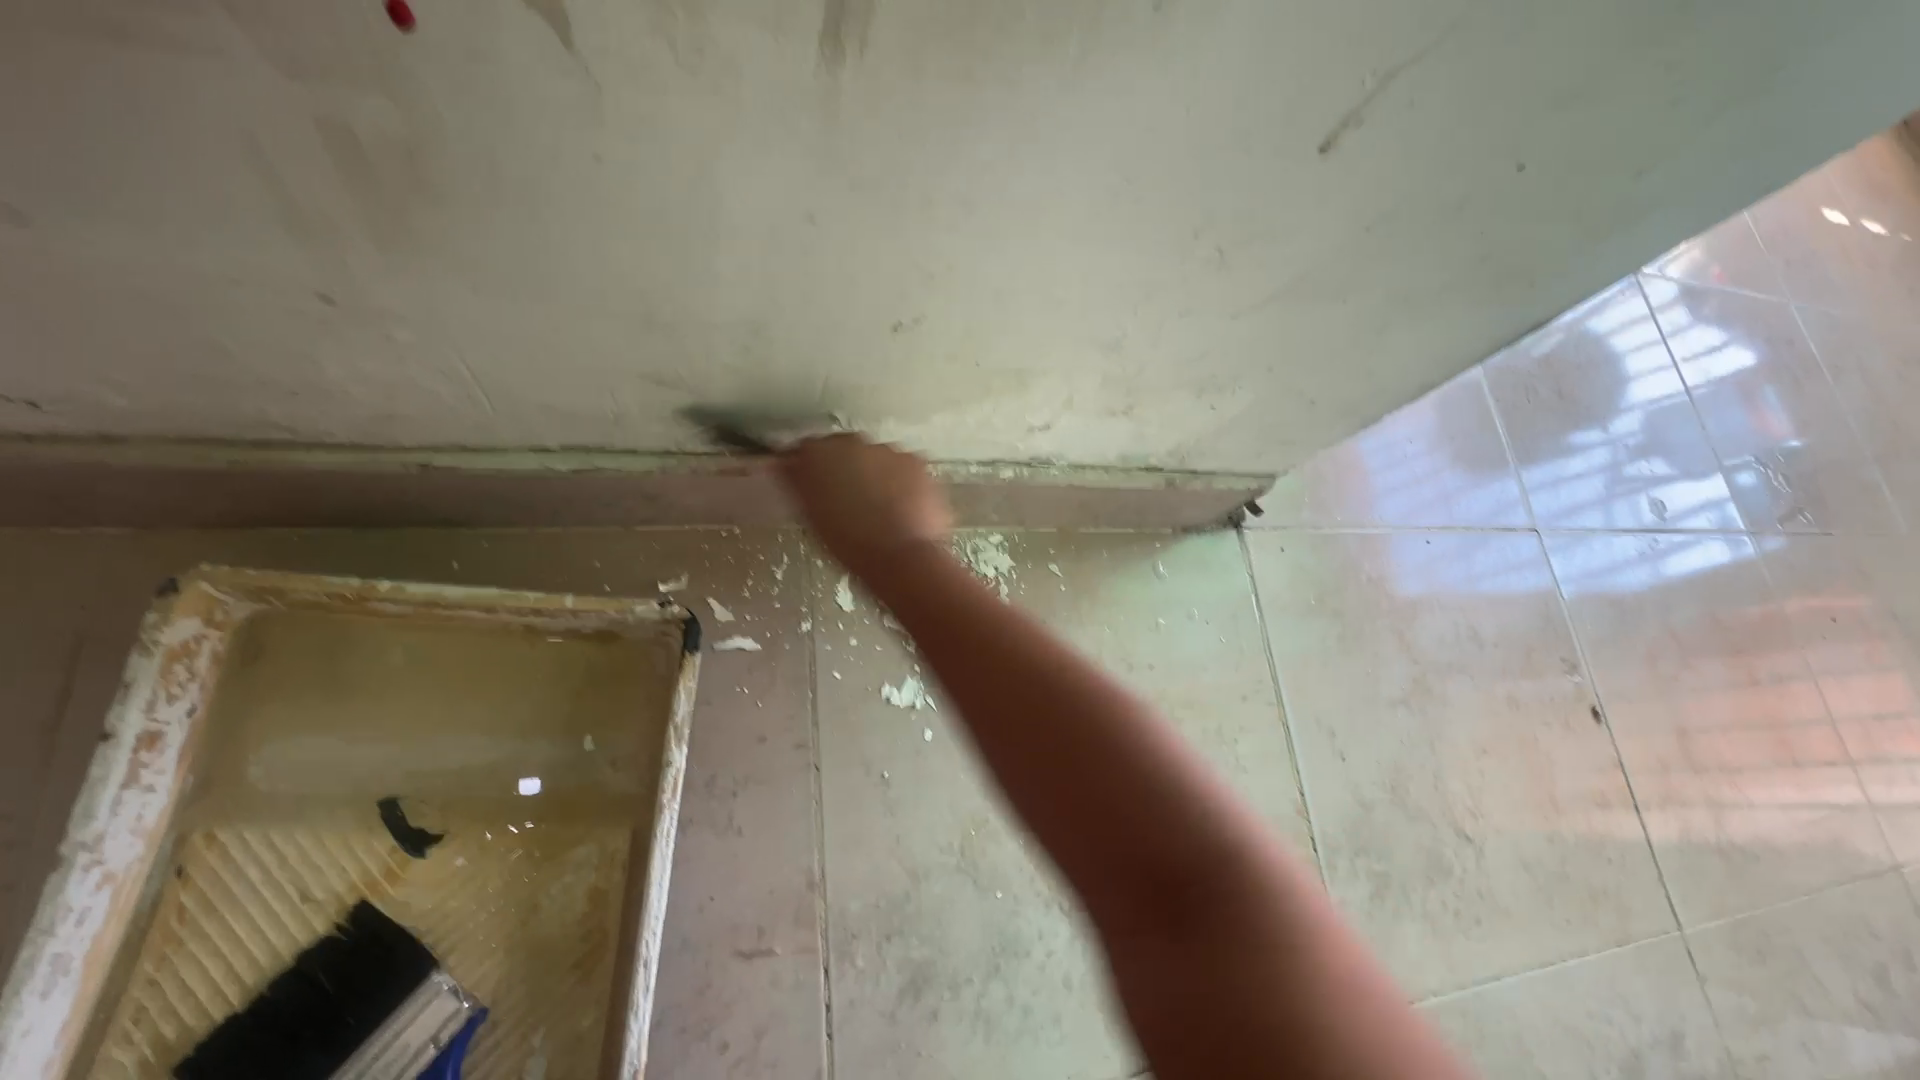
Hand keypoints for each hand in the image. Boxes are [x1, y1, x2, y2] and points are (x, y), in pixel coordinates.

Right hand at [775, 433, 951, 572]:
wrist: (899, 556)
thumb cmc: (848, 543)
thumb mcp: (811, 516)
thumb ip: (798, 484)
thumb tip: (785, 466)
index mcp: (817, 454)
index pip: (807, 449)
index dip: (809, 467)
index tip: (812, 484)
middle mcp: (852, 442)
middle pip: (844, 449)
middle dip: (844, 468)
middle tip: (847, 499)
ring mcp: (887, 449)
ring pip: (876, 457)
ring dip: (874, 473)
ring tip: (878, 507)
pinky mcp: (916, 462)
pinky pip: (903, 467)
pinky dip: (901, 480)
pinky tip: (901, 506)